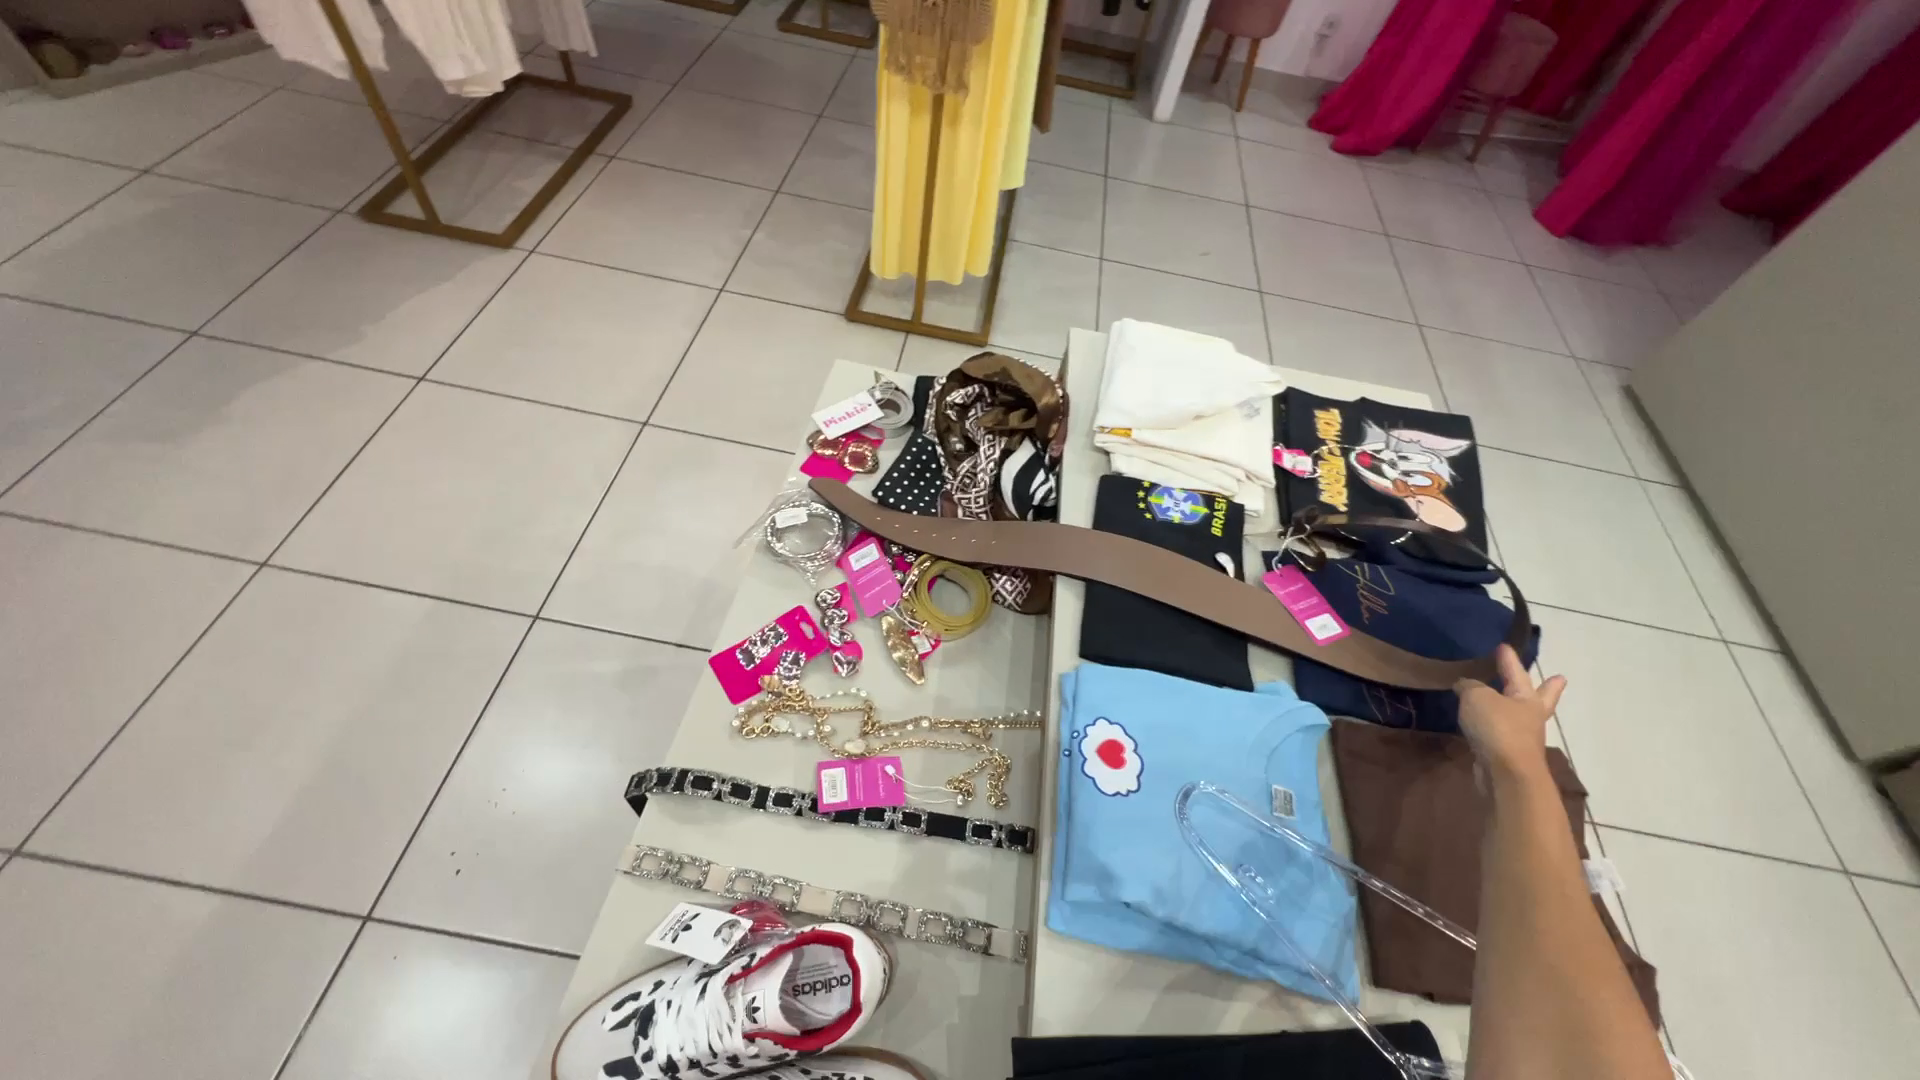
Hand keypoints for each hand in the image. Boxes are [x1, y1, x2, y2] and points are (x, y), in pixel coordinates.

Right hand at [1454, 645, 1564, 782]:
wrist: (1506, 774)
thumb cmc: (1498, 728)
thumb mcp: (1477, 697)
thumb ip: (1470, 686)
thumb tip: (1466, 685)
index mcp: (1527, 698)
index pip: (1516, 672)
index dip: (1508, 659)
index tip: (1504, 646)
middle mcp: (1530, 717)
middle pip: (1542, 698)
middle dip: (1549, 688)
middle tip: (1560, 678)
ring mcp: (1521, 738)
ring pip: (1521, 717)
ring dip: (1517, 708)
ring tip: (1510, 701)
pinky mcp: (1508, 754)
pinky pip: (1500, 733)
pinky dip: (1494, 726)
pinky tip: (1483, 724)